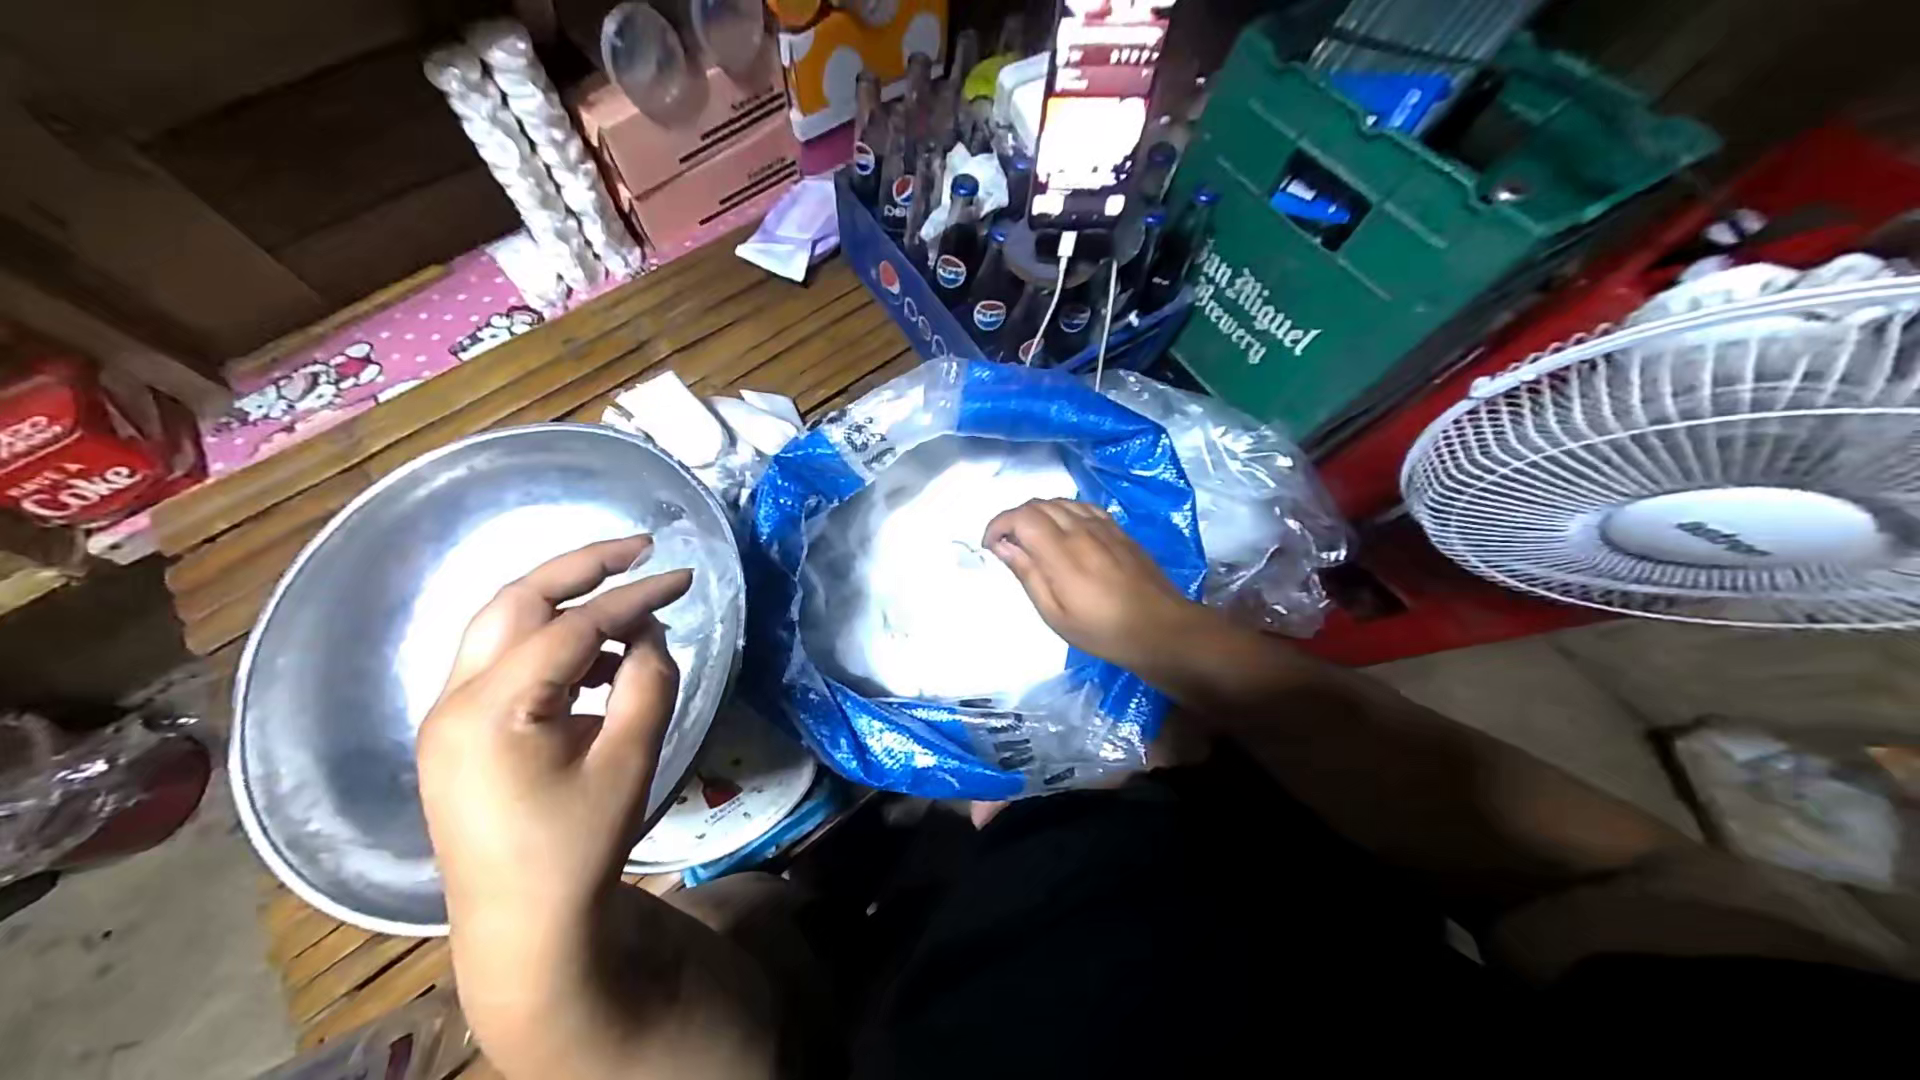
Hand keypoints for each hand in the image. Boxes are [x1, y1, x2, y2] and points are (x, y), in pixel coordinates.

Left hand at [416, 535, 689, 942]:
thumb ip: (648, 680)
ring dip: (565, 604)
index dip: (634, 595)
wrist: (525, 924)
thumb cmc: (581, 844)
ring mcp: (446, 715)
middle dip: (581, 566)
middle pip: (515, 601)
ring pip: (502, 626)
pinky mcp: (458, 730)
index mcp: (491, 708)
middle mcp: (452, 699)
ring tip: (627, 611)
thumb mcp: (631, 758)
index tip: (685, 577)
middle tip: (640, 548)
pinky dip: (552, 644)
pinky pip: (504, 661)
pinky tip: (596, 662)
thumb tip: (650, 631)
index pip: (572, 625)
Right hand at [983, 498, 1210, 672]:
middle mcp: (1081, 530)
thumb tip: (1002, 546)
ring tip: (1033, 540)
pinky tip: (1064, 532)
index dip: (999, 524)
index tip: (991, 545)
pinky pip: (1084, 507)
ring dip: (1038, 514)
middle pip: (1039, 504)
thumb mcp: (1055, 614)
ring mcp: (1103, 527)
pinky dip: (1064, 512)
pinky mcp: (1118, 530)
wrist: (1161, 630)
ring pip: (1061, 502)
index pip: (1022, 517)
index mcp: (1062, 553)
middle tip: (1008, 546)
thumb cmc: (1103, 631)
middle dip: (1015, 519)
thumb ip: (1028, 574)